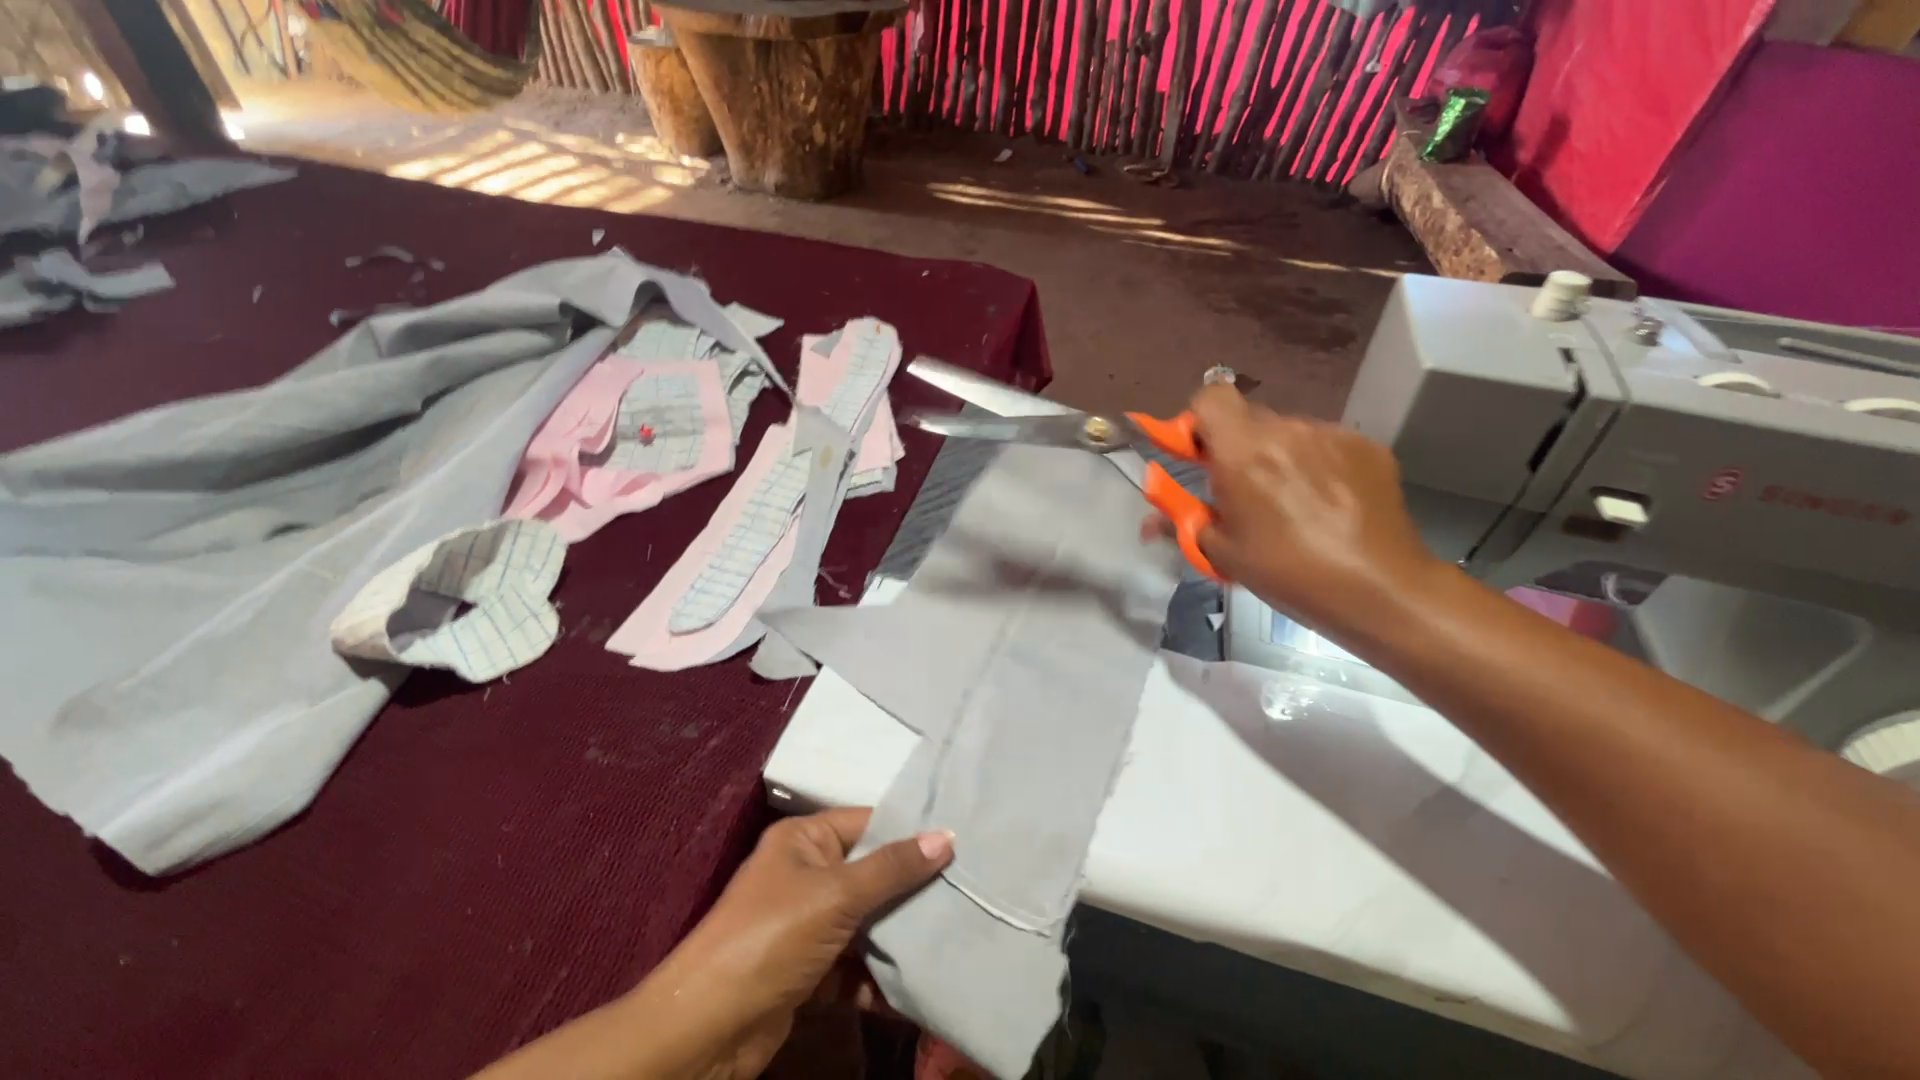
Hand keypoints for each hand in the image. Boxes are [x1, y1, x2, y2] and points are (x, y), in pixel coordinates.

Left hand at [628, 809, 952, 1079]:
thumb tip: (946, 836)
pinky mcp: (810, 972)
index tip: (964, 841)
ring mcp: (807, 926)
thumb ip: (893, 868)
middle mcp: (806, 875)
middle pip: (872, 874)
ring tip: (957, 938)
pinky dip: (881, 979)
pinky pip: (856, 967)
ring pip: (868, 923)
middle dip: (914, 890)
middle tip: (971, 893)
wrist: (710, 1027)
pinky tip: (919, 988)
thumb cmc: (772, 937)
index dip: (912, 832)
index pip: (868, 823)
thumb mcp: (837, 894)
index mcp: (804, 840)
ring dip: (902, 937)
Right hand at [1173, 384, 1440, 633]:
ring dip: (1281, 459)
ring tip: (1293, 507)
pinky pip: (1328, 447)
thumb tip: (1151, 519)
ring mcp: (1333, 434)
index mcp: (1244, 450)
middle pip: (1250, 419)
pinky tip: (1330, 508)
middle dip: (1240, 449)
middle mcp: (1288, 429)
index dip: (1199, 421)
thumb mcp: (1223, 554)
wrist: (1379, 589)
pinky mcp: (1369, 447)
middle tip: (1245, 495)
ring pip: (1291, 434)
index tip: (1201, 458)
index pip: (1210, 397)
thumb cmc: (1288, 572)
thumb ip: (1184, 523)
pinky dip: (1320, 468)